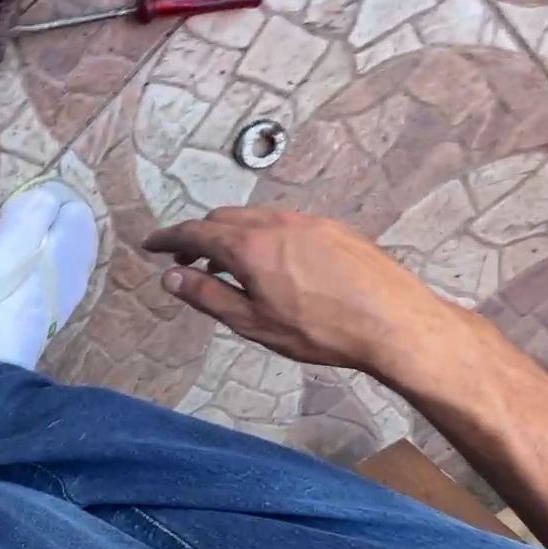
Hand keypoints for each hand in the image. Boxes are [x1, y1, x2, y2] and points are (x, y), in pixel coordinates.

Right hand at [142, 207, 475, 379]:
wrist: (398, 324)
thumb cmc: (319, 330)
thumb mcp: (252, 322)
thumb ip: (207, 295)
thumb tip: (170, 277)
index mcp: (249, 246)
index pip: (194, 233)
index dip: (167, 239)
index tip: (150, 246)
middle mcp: (275, 223)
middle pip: (221, 219)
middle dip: (196, 237)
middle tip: (184, 263)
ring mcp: (308, 222)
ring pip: (252, 218)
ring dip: (228, 236)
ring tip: (224, 267)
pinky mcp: (333, 229)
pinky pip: (280, 223)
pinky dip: (258, 235)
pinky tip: (268, 263)